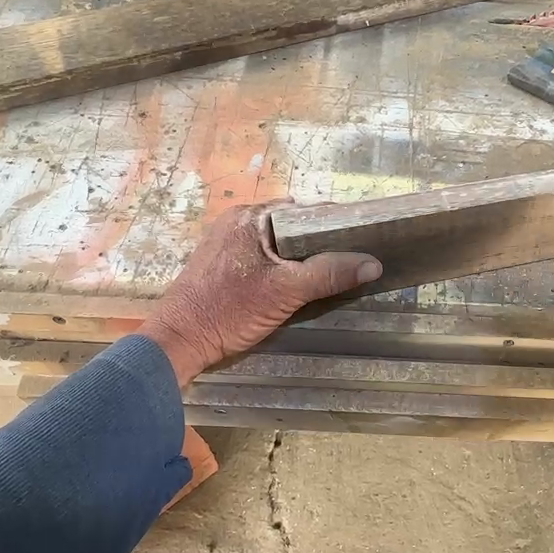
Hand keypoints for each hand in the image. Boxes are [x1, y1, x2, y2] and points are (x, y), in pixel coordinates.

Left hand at [138, 203, 380, 385]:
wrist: (180, 342)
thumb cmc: (229, 310)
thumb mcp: (286, 291)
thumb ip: (329, 274)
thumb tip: (373, 264)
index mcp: (250, 217)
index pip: (305, 210)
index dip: (335, 224)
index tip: (362, 241)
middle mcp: (238, 222)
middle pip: (293, 227)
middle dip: (321, 244)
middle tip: (351, 262)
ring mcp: (227, 244)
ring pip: (279, 246)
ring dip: (303, 259)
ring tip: (333, 275)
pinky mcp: (224, 266)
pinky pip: (264, 259)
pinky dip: (284, 269)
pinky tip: (300, 287)